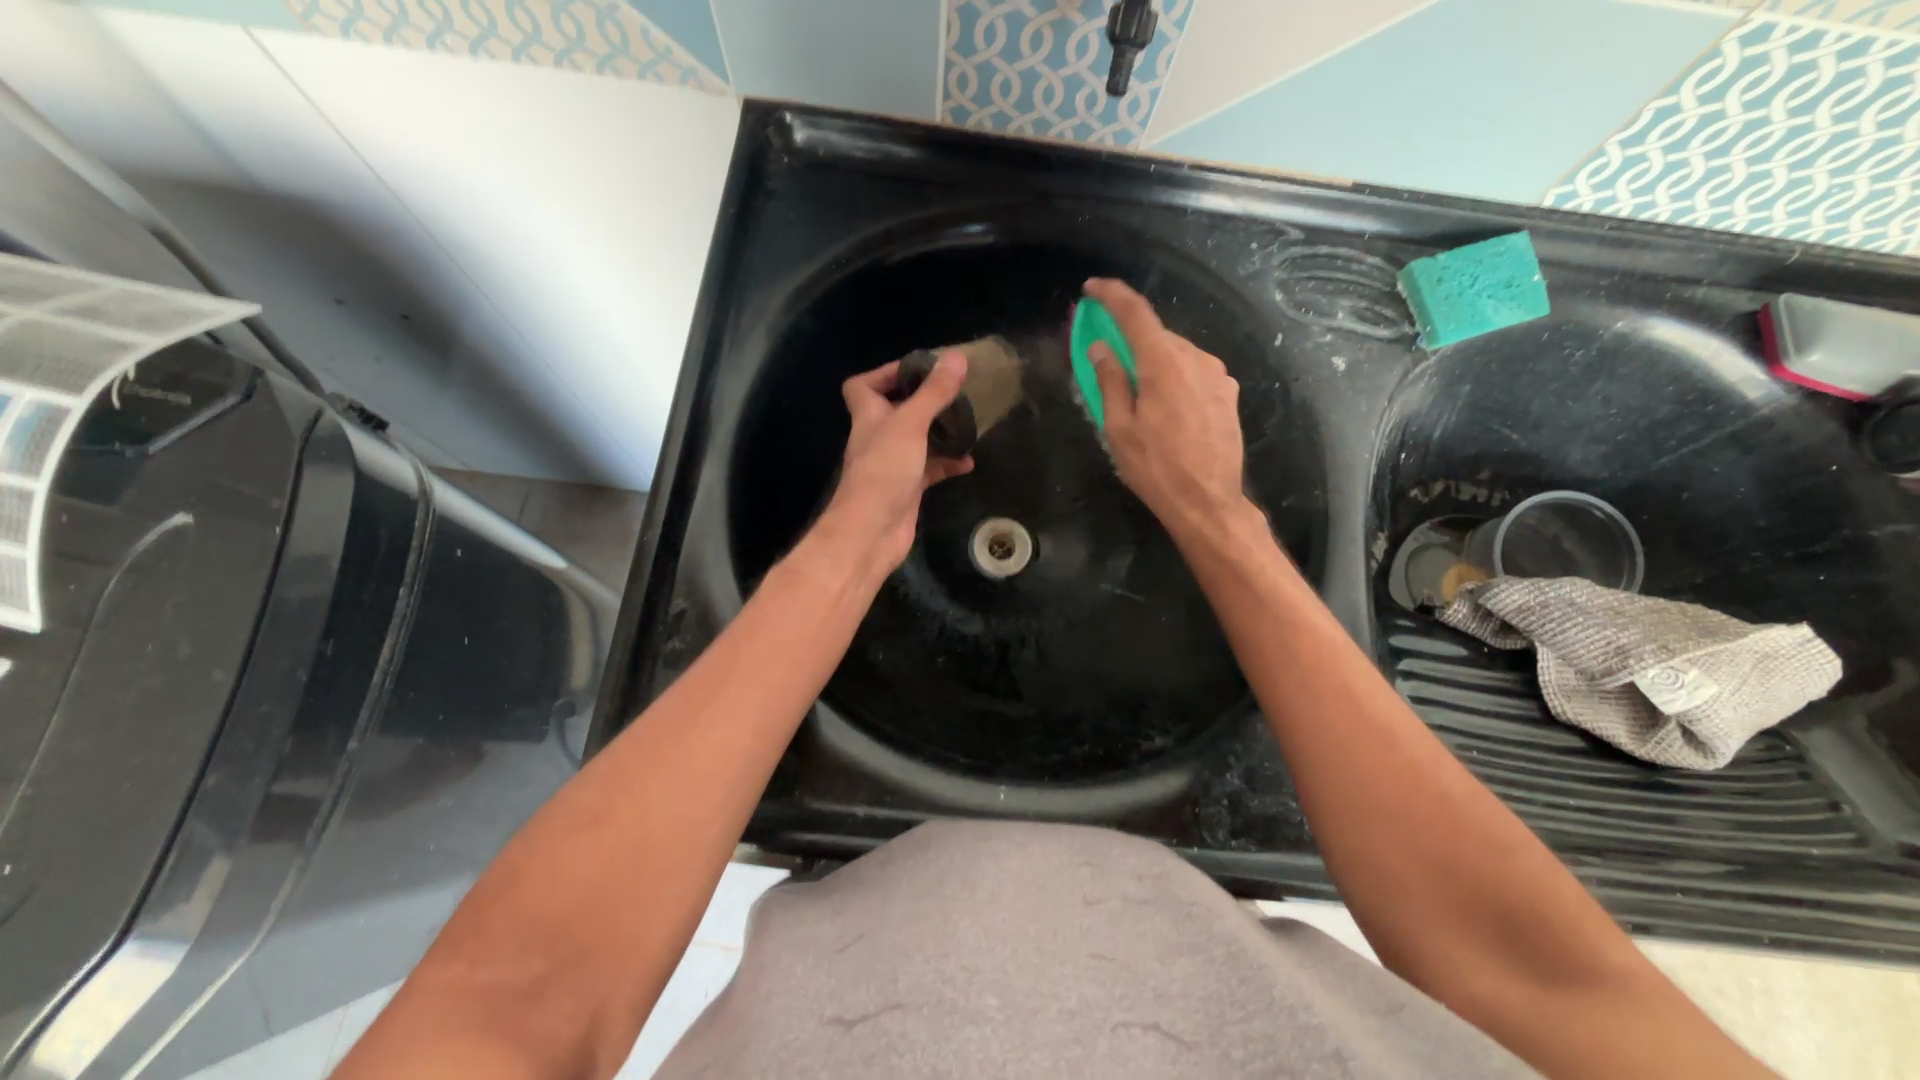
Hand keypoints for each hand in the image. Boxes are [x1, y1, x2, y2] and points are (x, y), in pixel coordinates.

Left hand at [820, 352, 974, 568]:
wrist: (872, 531)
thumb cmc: (884, 470)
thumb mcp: (911, 424)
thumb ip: (934, 392)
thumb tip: (957, 357)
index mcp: (868, 415)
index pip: (861, 385)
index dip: (884, 373)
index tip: (917, 369)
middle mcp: (877, 436)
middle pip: (896, 410)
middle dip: (924, 401)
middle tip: (954, 393)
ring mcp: (892, 464)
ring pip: (917, 439)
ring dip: (940, 432)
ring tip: (968, 423)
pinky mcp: (908, 488)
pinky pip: (930, 468)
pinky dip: (948, 463)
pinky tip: (969, 461)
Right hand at [1084, 278, 1250, 538]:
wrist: (1208, 502)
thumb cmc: (1156, 468)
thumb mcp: (1119, 428)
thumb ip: (1110, 380)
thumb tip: (1101, 347)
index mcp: (1164, 363)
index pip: (1135, 312)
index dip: (1112, 294)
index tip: (1092, 288)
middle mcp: (1195, 359)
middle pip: (1156, 334)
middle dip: (1129, 337)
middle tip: (1106, 355)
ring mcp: (1217, 376)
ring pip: (1176, 353)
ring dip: (1152, 360)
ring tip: (1135, 392)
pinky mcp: (1228, 394)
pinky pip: (1194, 372)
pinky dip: (1173, 376)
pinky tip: (1165, 406)